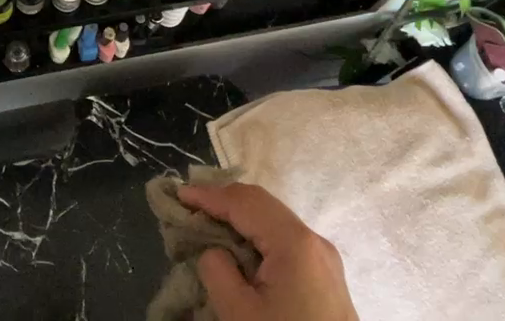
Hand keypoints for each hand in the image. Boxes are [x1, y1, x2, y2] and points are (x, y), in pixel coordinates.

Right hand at [179, 183, 358, 320]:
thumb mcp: (240, 314)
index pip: (243, 202)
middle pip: (261, 204)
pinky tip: (239, 250)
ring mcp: (323, 257)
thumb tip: (215, 250)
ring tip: (209, 225)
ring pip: (274, 221)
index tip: (179, 196)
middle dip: (224, 201)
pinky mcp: (325, 276)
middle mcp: (314, 240)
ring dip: (240, 219)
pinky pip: (285, 241)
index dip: (209, 195)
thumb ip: (217, 270)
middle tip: (190, 208)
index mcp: (294, 242)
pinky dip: (257, 237)